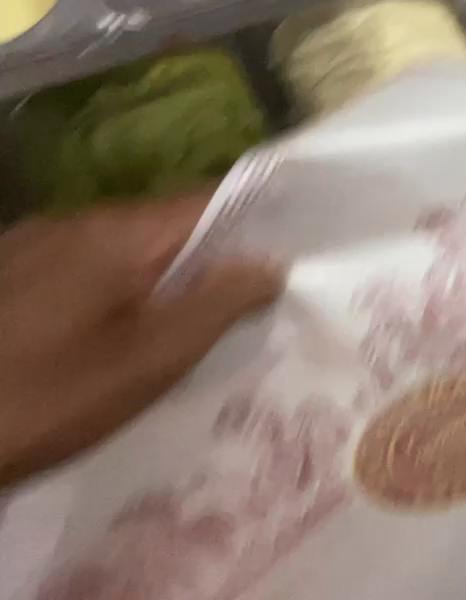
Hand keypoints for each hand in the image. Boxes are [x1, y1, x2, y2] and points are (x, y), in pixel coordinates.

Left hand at [0, 191, 283, 487]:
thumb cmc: (40, 399)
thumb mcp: (153, 358)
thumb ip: (226, 299)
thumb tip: (271, 263)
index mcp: (118, 231)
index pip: (219, 201)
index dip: (266, 222)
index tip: (303, 250)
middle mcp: (71, 224)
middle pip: (173, 227)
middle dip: (215, 259)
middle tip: (253, 302)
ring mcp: (23, 252)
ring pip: (127, 253)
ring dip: (163, 282)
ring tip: (188, 326)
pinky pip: (82, 274)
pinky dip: (114, 297)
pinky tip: (115, 338)